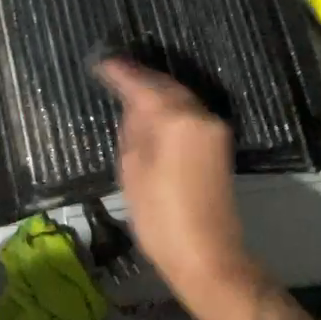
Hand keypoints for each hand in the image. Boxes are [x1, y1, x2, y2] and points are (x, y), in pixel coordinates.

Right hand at [94, 58, 254, 304]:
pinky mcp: (218, 144)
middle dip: (140, 78)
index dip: (120, 72)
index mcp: (174, 119)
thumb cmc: (160, 216)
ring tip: (130, 89)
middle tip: (115, 72)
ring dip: (156, 91)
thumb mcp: (132, 170)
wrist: (208, 256)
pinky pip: (188, 112)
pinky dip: (170, 106)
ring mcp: (213, 129)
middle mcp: (198, 115)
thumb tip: (133, 107)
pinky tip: (153, 113)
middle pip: (165, 85)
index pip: (141, 84)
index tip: (102, 63)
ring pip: (179, 96)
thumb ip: (132, 129)